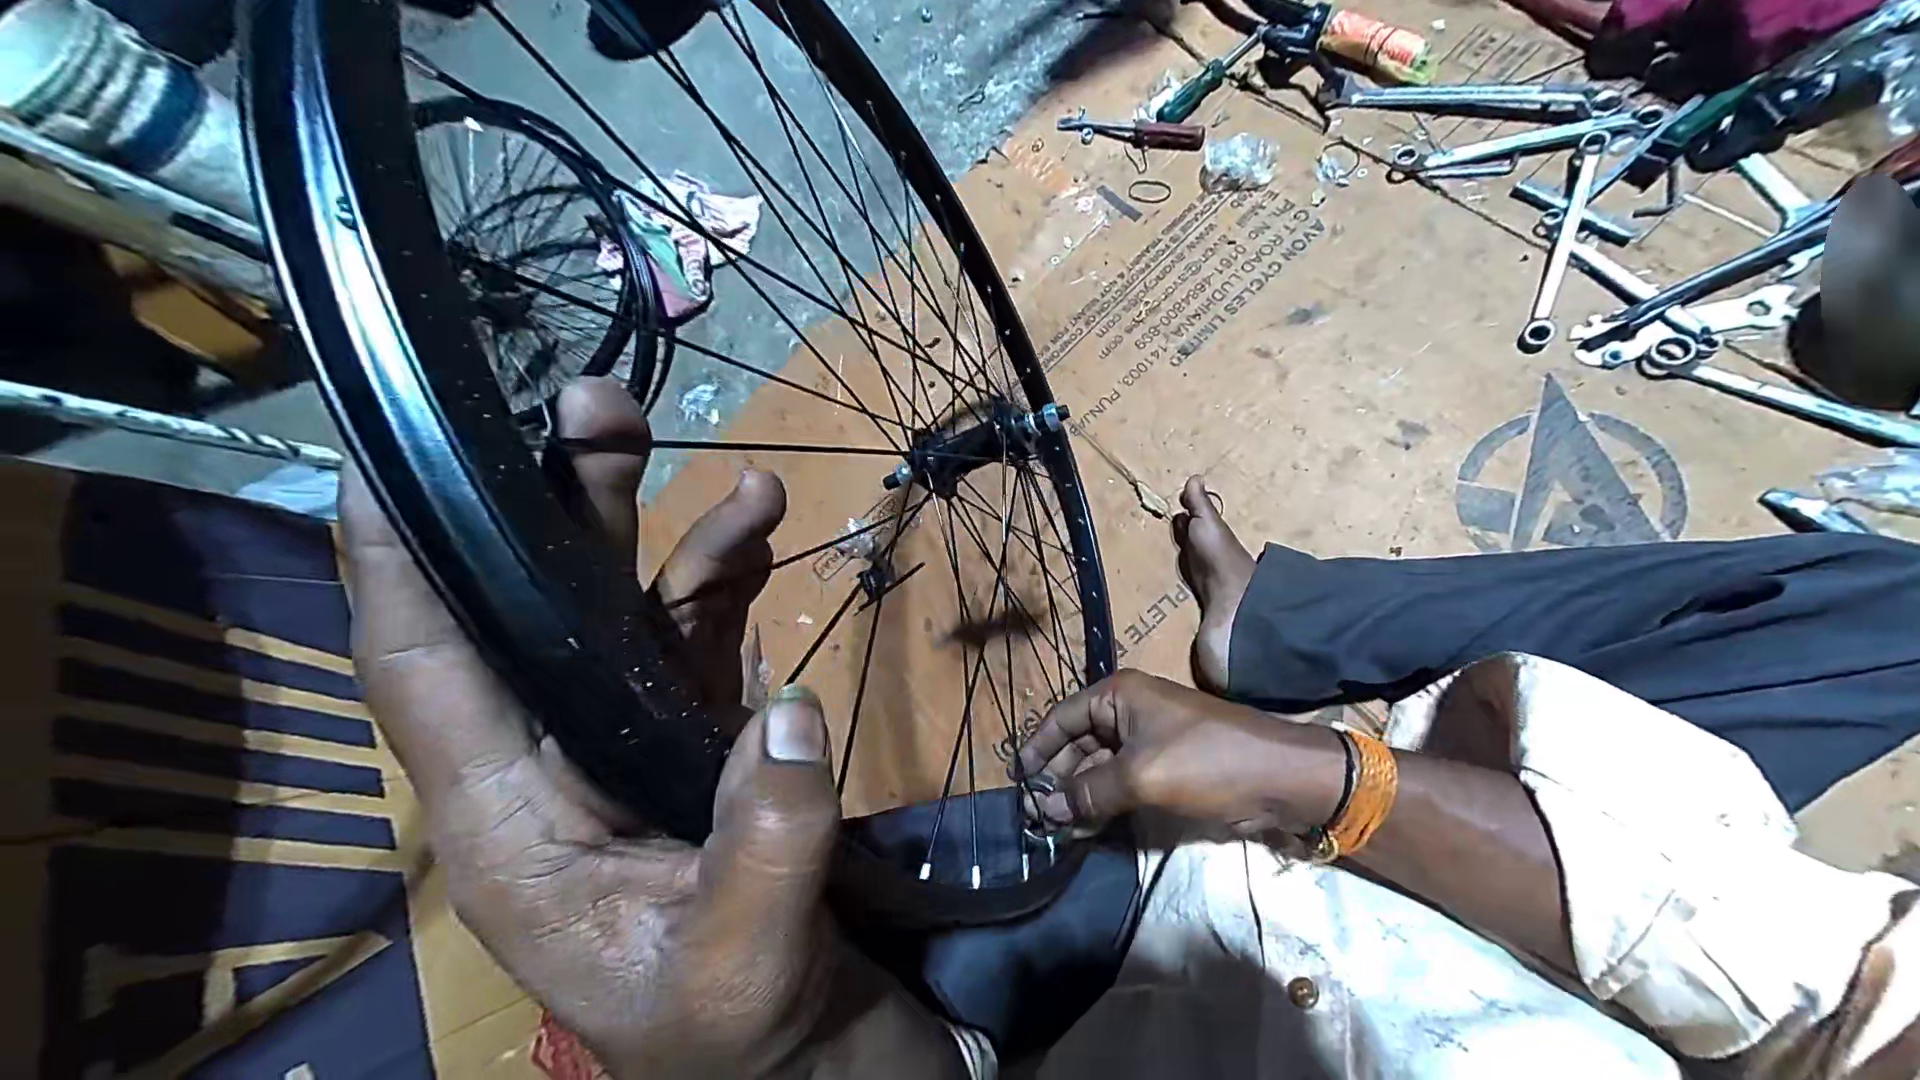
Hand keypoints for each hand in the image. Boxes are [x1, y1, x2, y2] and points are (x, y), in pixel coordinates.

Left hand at [343, 378, 958, 1077]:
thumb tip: (792, 709)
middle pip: (539, 603)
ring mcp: (639, 731)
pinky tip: (771, 537)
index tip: (392, 446)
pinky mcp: (702, 725)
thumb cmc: (734, 1030)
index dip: (394, 559)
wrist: (798, 1038)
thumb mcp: (742, 967)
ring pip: (638, 603)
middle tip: (597, 407)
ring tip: (750, 481)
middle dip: (563, 502)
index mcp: (516, 817)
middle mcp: (560, 753)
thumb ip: (767, 845)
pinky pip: (710, 628)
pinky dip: (738, 575)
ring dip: (681, 530)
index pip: (427, 670)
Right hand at [1014, 670, 1344, 833]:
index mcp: (1118, 695)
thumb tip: (1046, 809)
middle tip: (1036, 816)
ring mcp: (1146, 739)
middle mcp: (1127, 711)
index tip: (1017, 780)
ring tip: (1055, 828)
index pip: (1062, 718)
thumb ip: (1090, 791)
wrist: (1282, 779)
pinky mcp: (1163, 767)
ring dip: (1077, 794)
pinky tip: (1086, 826)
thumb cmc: (1206, 761)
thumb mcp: (1141, 775)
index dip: (1038, 748)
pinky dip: (1102, 801)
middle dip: (1057, 778)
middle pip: (1078, 743)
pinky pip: (1120, 781)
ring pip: (1097, 766)